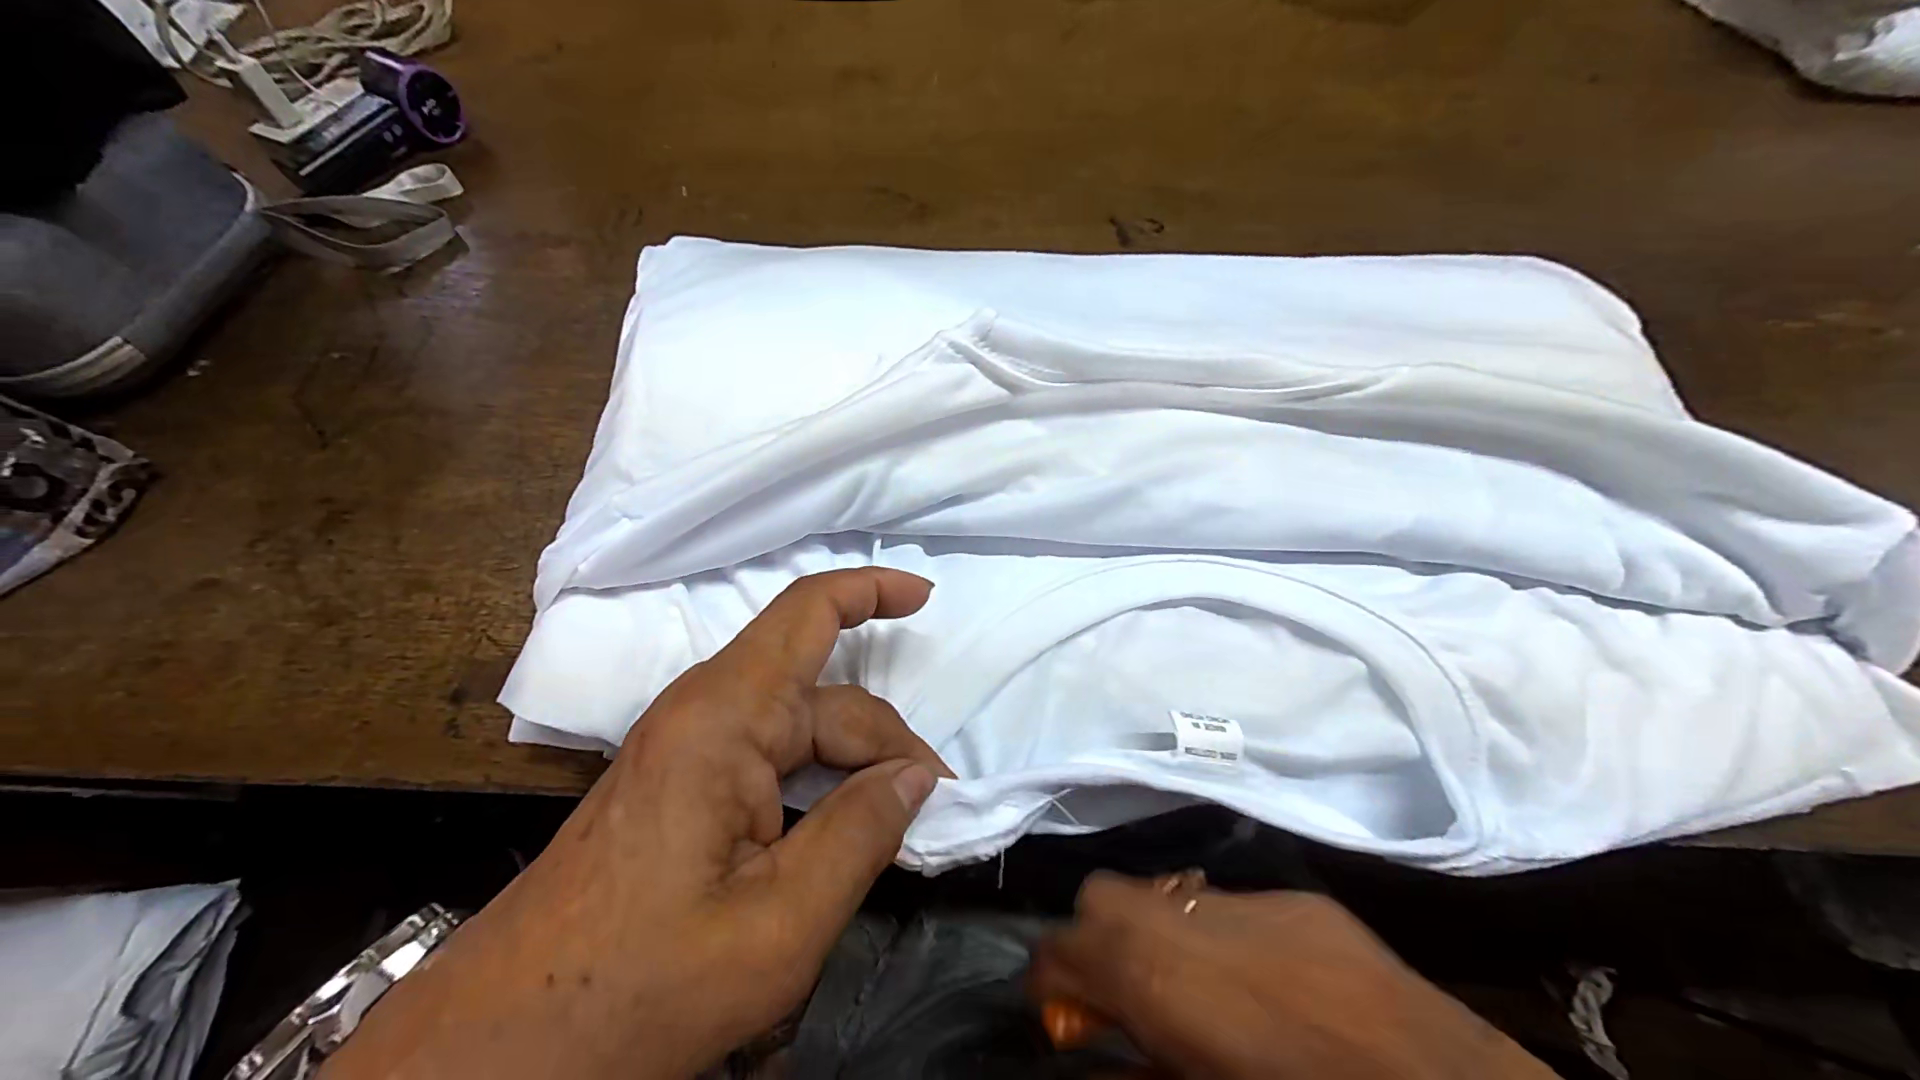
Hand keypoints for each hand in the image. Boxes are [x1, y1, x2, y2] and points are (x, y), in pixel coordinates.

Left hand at [322, 568, 953, 1079]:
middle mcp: (703, 714)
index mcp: (723, 720)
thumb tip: (916, 777)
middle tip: (935, 805)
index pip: (810, 617)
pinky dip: (820, 778)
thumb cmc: (636, 988)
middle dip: (886, 740)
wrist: (496, 1047)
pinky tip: (843, 821)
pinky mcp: (681, 782)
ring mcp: (688, 747)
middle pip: (822, 695)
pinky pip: (771, 757)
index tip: (926, 597)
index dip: (872, 592)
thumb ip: (859, 836)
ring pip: (799, 729)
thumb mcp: (777, 927)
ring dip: (854, 763)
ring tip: (899, 817)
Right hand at [1028, 873, 1557, 1079]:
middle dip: (1092, 938)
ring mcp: (1242, 899)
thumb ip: (1140, 1064)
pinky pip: (1229, 904)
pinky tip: (1257, 977)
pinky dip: (1217, 932)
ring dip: (1154, 929)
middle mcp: (1177, 916)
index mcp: (1148, 973)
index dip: (1047, 984)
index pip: (1058, 952)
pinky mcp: (1296, 900)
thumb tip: (1104, 1057)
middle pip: (1098, 895)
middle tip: (1120, 992)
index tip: (1059, 1013)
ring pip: (1160, 890)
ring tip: (1188, 983)